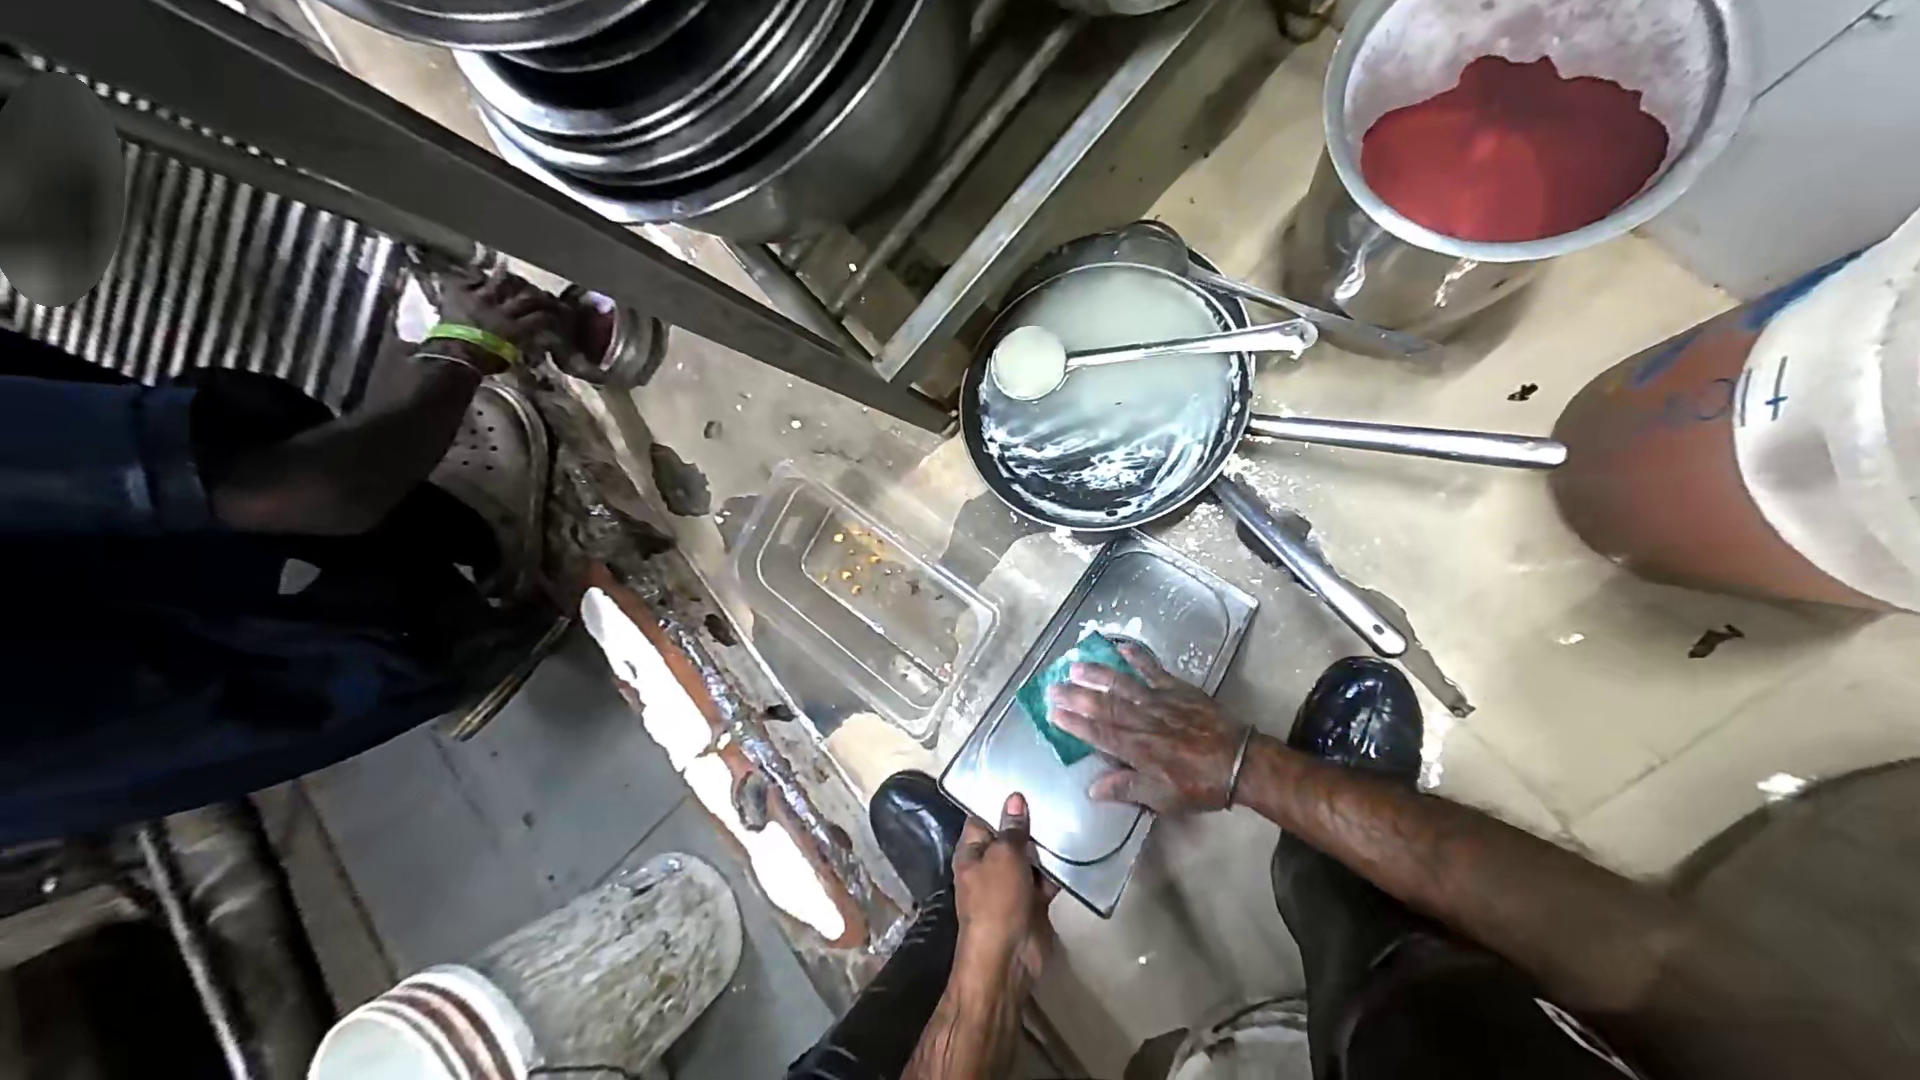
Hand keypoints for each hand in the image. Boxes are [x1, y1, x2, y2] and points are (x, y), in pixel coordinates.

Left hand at [433, 268, 566, 373]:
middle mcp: (503, 310)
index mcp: (517, 328)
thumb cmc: (485, 362)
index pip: (542, 318)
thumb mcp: (512, 357)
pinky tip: (479, 275)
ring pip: (500, 281)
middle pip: (527, 298)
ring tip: (513, 275)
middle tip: (545, 294)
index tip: (561, 314)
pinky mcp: (460, 293)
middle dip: (539, 297)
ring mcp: (481, 298)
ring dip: (508, 279)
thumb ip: (524, 346)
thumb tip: (536, 342)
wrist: (454, 355)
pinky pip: (469, 278)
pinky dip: (475, 276)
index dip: (553, 315)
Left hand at [952, 793, 1053, 980]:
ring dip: (1047, 842)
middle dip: (1028, 818)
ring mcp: (1012, 883)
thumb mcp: (1003, 856)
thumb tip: (1015, 798)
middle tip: (1053, 787)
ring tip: (1069, 808)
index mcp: (972, 852)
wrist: (1009, 959)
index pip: (982, 816)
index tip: (1020, 776)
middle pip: (1010, 834)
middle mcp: (990, 865)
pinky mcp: (1033, 900)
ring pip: (1031, 855)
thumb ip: (1012, 828)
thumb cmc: (996, 900)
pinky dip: (1059, 867)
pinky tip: (1078, 844)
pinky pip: (1047, 877)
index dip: (998, 799)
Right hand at [1047, 642, 1249, 814]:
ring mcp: (1160, 701)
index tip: (1054, 713)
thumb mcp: (1163, 798)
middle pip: (1103, 705)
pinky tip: (1121, 646)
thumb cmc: (1200, 784)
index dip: (1074, 723)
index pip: (1098, 733)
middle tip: (1053, 687)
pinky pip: (1153, 669)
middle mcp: (1143, 721)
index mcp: (1137, 749)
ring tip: (1075, 664)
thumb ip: (1127, 788)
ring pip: (1122, 684)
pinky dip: (1137, 656)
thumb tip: (1092, 788)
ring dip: (1097, 674)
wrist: (1242, 762)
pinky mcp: (1177, 689)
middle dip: (1076, 696)